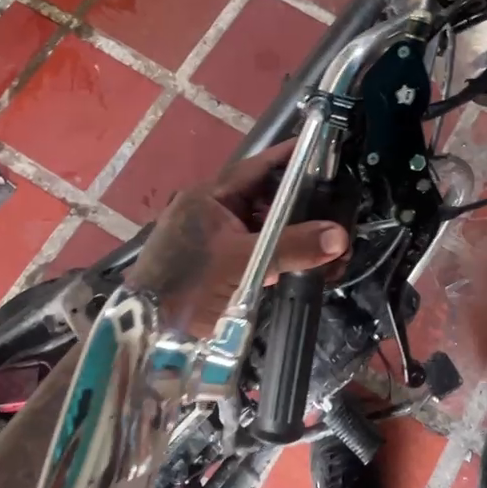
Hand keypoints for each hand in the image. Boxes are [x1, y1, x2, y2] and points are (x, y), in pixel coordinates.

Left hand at [127, 142, 347, 329]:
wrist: (147, 336)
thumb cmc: (189, 285)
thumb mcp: (245, 262)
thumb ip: (293, 246)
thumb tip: (339, 237)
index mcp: (211, 196)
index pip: (259, 166)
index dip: (291, 157)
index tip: (323, 151)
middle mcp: (212, 210)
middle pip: (265, 196)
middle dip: (299, 200)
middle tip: (334, 201)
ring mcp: (214, 238)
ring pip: (262, 224)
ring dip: (291, 230)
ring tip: (325, 234)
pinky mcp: (218, 264)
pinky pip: (256, 248)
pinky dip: (279, 252)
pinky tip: (302, 260)